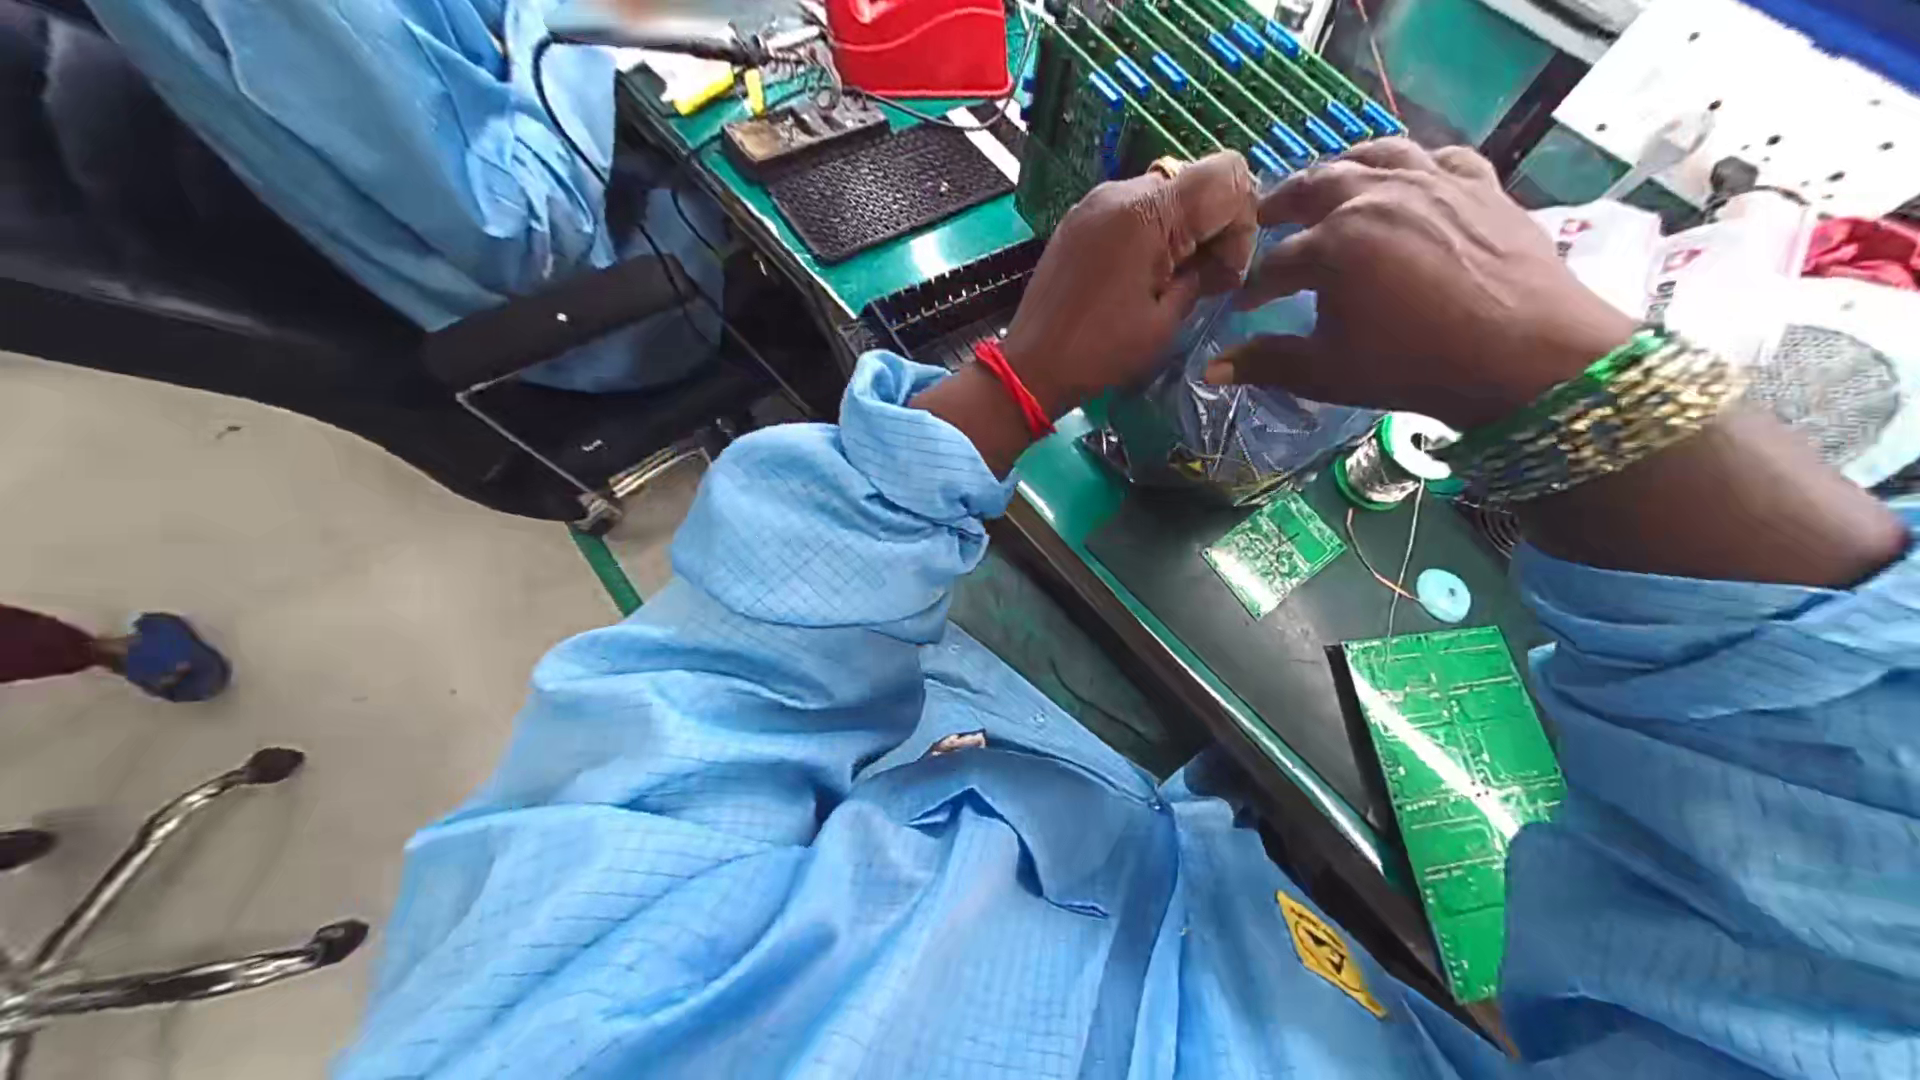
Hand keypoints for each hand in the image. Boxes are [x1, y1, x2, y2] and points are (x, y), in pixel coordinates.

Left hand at [1003, 151, 1257, 416]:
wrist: (1031, 368)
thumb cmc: (1100, 351)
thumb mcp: (1165, 320)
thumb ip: (1204, 275)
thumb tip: (1223, 260)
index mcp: (1147, 211)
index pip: (1227, 176)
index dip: (1241, 220)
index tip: (1227, 269)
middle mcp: (1119, 192)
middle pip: (1195, 181)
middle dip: (1213, 225)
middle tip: (1204, 279)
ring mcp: (1093, 203)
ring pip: (1163, 195)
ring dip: (1180, 230)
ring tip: (1169, 281)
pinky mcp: (1077, 222)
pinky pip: (1129, 211)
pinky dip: (1148, 233)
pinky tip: (1139, 276)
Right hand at [1203, 139, 1636, 430]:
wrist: (1522, 356)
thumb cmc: (1409, 365)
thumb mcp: (1323, 370)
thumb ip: (1263, 362)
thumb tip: (1208, 371)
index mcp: (1332, 244)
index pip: (1274, 263)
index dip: (1253, 287)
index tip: (1242, 305)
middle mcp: (1375, 197)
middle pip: (1313, 187)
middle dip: (1280, 206)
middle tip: (1262, 220)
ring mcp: (1431, 182)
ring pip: (1373, 155)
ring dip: (1339, 169)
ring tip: (1323, 183)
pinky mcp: (1477, 183)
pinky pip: (1436, 157)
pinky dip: (1411, 165)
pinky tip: (1403, 181)